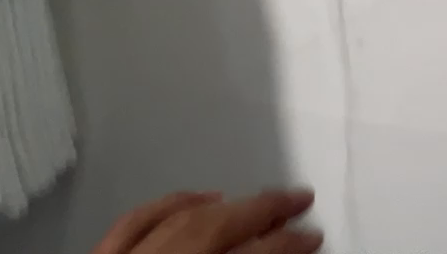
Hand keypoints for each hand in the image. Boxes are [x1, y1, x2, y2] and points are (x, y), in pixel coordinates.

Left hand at [91, 189, 321, 253]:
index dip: (286, 247)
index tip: (315, 238)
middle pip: (214, 230)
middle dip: (264, 210)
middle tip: (302, 201)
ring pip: (179, 221)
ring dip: (227, 205)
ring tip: (261, 203)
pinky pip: (131, 225)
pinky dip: (170, 204)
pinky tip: (201, 199)